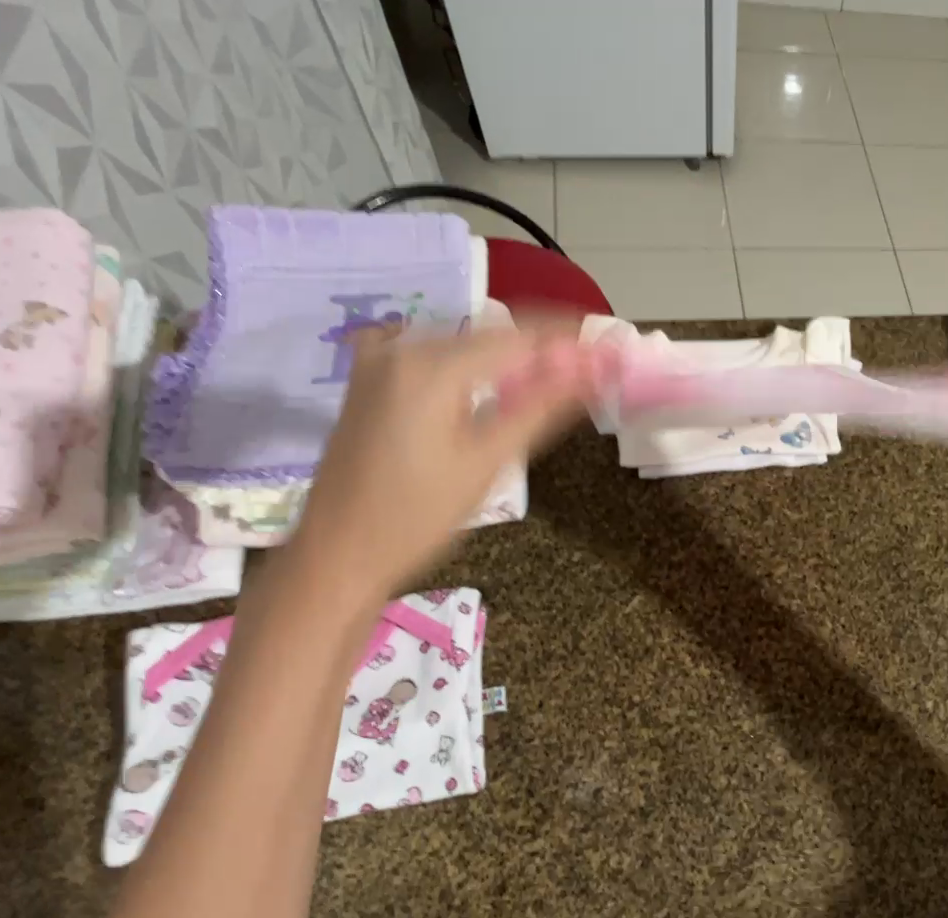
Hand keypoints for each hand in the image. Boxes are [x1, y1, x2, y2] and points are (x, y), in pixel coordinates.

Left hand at [285, 321, 587, 599]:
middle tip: (589, 372)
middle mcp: (402, 347)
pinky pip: (437, 357)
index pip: (519, 335)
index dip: (569, 338)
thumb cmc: (417, 516)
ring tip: (556, 384)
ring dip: (512, 360)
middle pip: (492, 335)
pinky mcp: (371, 380)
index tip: (610, 346)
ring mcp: (380, 361)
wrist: (338, 553)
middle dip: (544, 350)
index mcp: (432, 365)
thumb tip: (590, 369)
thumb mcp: (488, 460)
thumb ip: (541, 406)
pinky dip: (474, 368)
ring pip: (466, 345)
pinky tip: (496, 390)